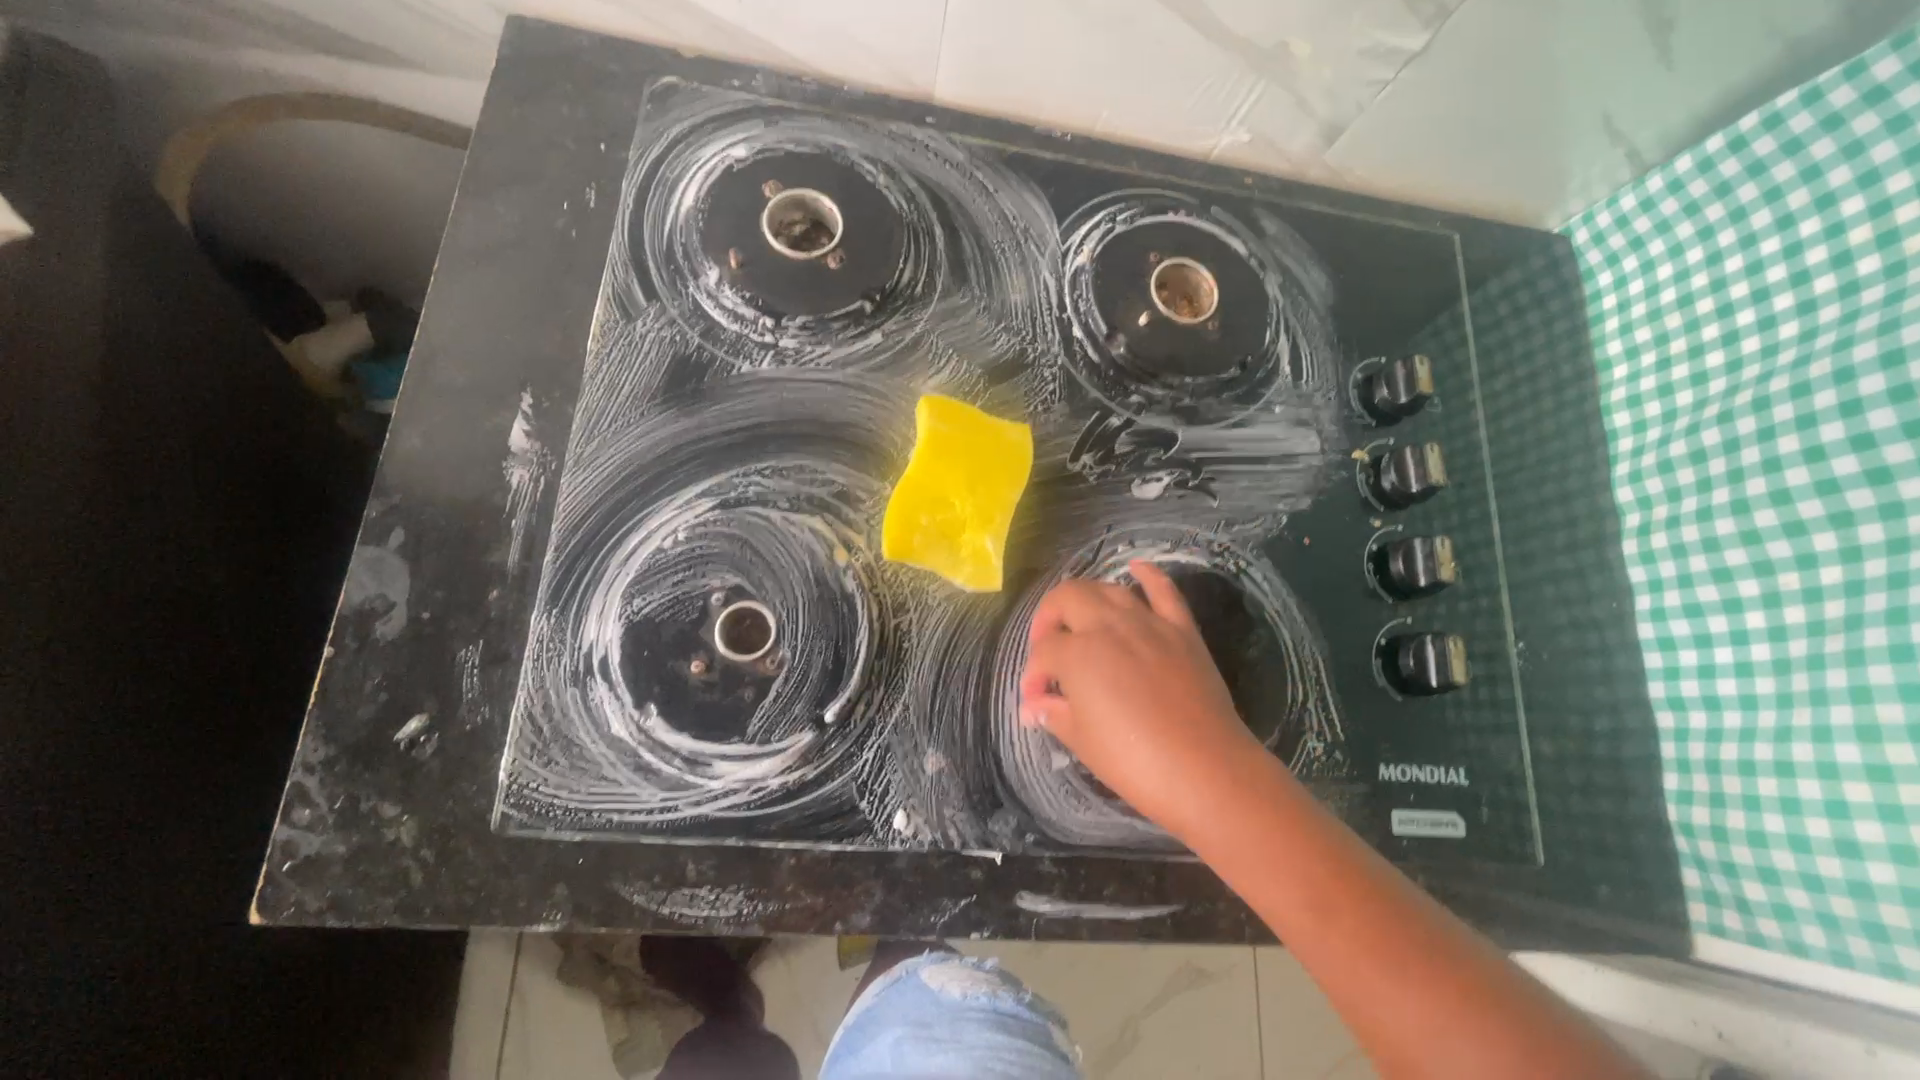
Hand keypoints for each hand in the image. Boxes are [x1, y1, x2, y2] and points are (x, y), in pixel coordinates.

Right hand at [1018, 560, 1275, 840]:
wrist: (1205, 770)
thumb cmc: (1134, 761)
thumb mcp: (1081, 740)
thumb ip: (1053, 713)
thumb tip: (1032, 706)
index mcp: (1078, 653)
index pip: (1043, 652)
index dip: (1033, 676)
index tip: (1036, 702)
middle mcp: (1110, 626)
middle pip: (1067, 599)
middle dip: (1048, 620)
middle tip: (1047, 650)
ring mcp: (1150, 623)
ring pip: (1109, 589)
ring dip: (1086, 599)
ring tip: (1079, 621)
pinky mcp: (1182, 630)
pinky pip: (1164, 591)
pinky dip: (1148, 575)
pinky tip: (1136, 568)